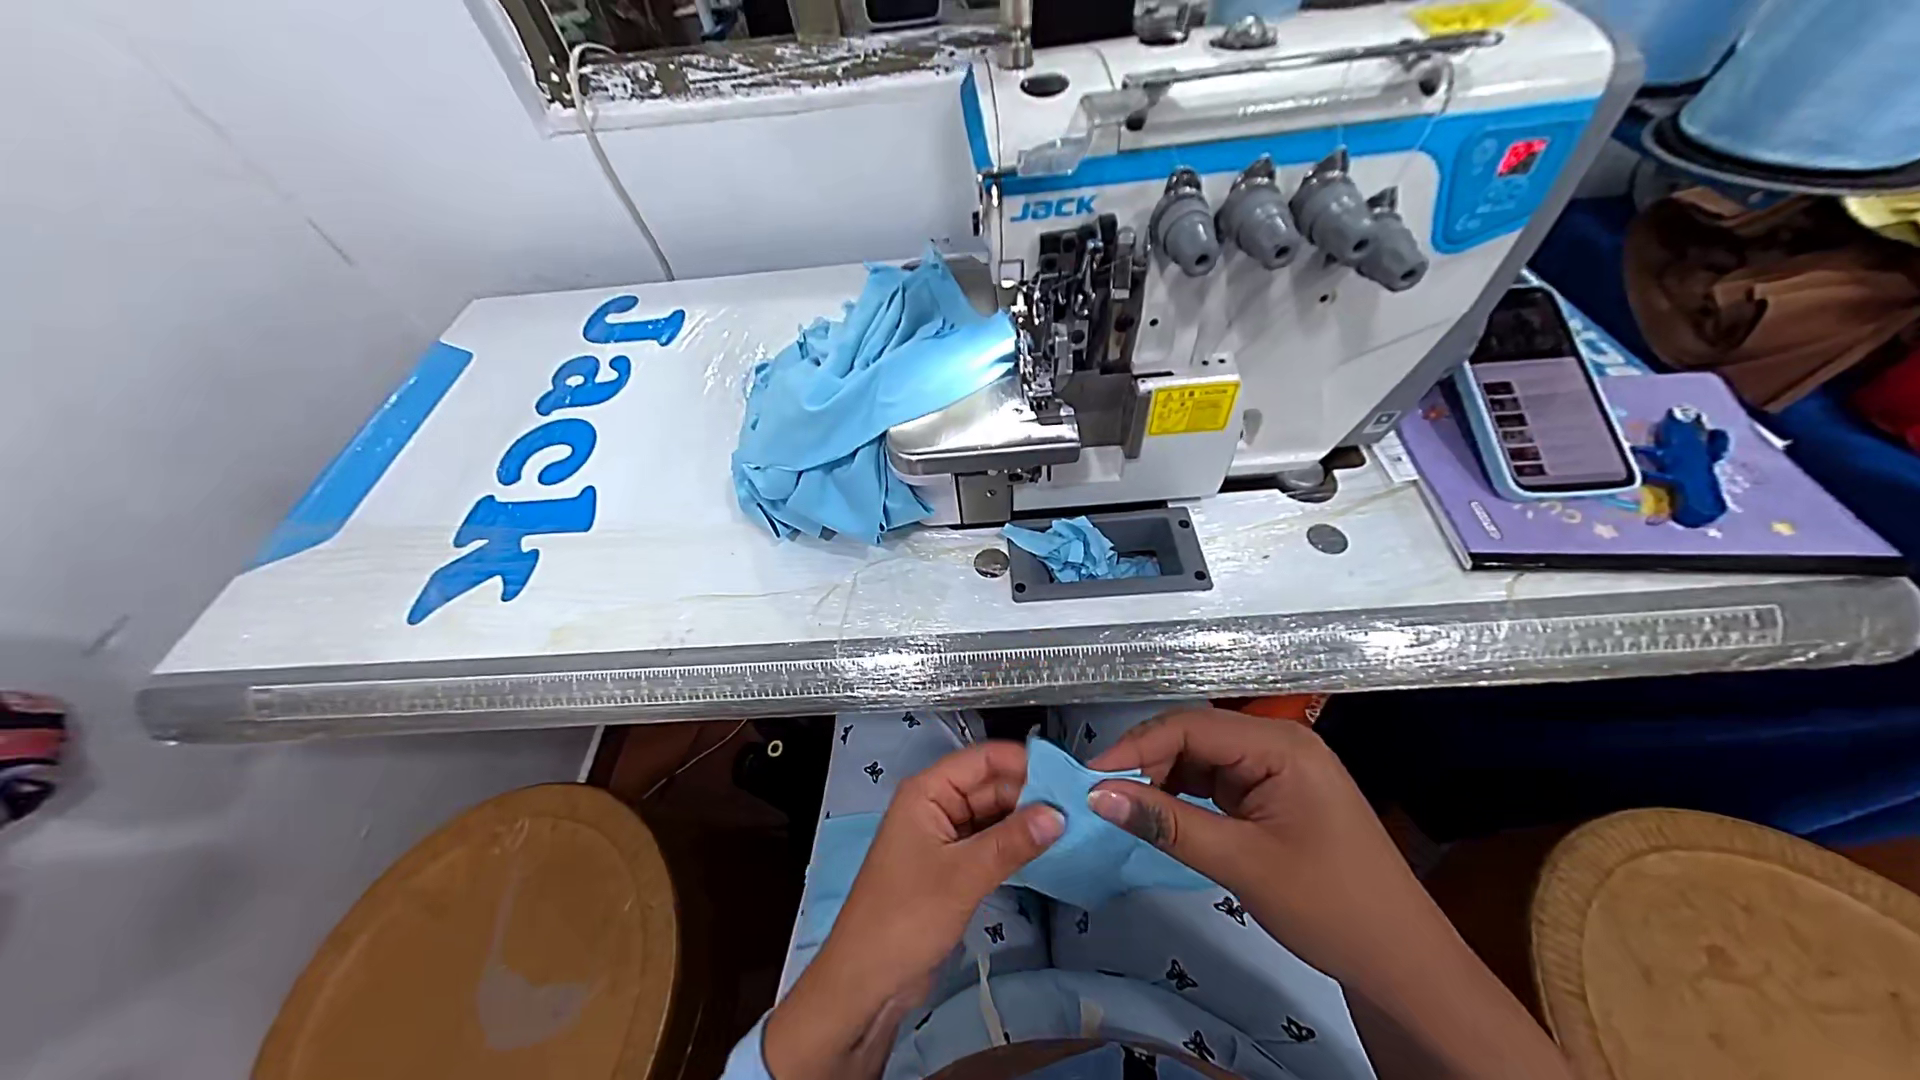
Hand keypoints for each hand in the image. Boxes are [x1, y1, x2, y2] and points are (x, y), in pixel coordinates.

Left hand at [764, 740, 1064, 1079]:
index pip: (983, 760)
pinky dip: (1015, 844)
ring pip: (994, 814)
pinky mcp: (953, 865)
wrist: (867, 982)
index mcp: (928, 791)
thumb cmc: (904, 918)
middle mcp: (937, 805)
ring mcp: (945, 836)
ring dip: (1026, 820)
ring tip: (1073, 825)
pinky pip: (990, 841)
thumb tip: (1059, 814)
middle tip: (1079, 807)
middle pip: (991, 785)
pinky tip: (1047, 849)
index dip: (1024, 763)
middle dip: (1031, 794)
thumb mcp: (962, 876)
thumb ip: (1012, 842)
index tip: (1066, 776)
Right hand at [1086, 709, 1571, 1079]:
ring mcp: (1275, 768)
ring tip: (1120, 805)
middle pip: (1193, 736)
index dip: (1135, 748)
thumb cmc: (1333, 908)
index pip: (1191, 727)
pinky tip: (1157, 812)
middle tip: (1099, 795)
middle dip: (1145, 762)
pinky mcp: (1271, 793)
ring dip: (1160, 778)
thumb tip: (1098, 797)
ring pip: (1199, 757)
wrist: (1404, 965)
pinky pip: (1213, 781)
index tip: (1090, 778)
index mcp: (1281, 745)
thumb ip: (1167, 824)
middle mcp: (1277, 744)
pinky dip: (1181, 795)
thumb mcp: (1242, 864)